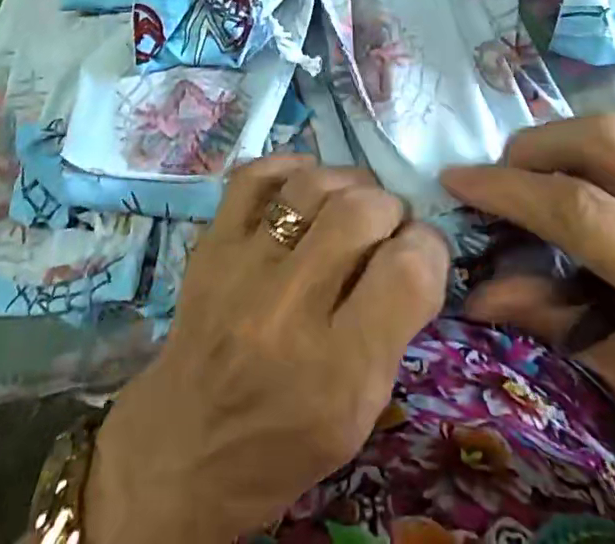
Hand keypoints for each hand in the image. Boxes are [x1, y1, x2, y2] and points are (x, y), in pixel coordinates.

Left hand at [84, 156, 448, 543]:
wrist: (184, 445)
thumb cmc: (282, 444)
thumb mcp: (359, 411)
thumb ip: (391, 329)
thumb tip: (413, 251)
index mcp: (339, 369)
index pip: (407, 271)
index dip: (430, 248)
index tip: (423, 252)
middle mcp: (288, 309)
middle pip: (361, 212)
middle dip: (391, 209)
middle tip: (388, 228)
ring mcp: (240, 268)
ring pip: (311, 186)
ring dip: (348, 184)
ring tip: (351, 204)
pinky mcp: (209, 246)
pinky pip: (252, 177)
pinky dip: (289, 168)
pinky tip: (306, 184)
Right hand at [441, 115, 614, 543]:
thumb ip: (556, 322)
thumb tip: (476, 291)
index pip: (584, 213)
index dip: (509, 188)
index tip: (456, 180)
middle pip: (607, 140)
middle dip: (534, 143)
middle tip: (501, 173)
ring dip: (565, 147)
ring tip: (543, 183)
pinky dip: (610, 166)